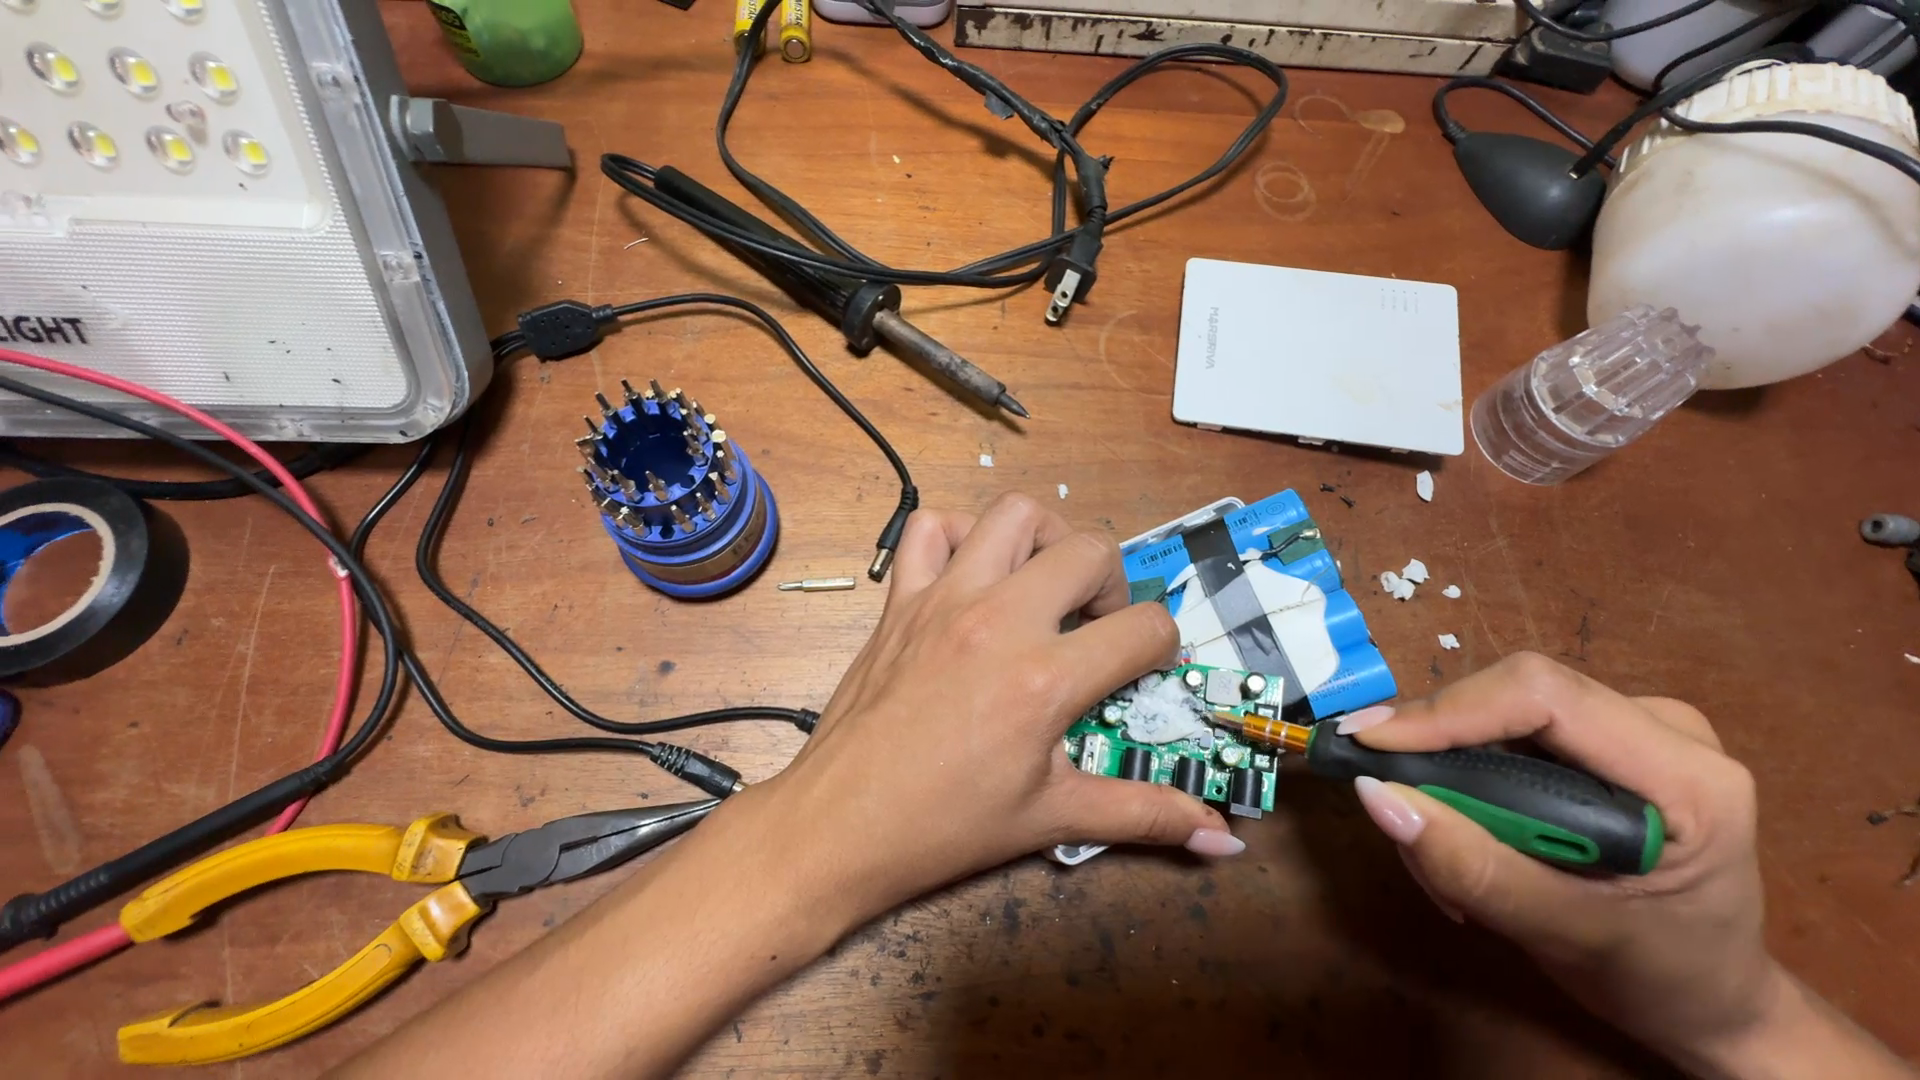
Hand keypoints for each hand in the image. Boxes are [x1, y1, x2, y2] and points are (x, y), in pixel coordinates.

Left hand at [743, 493, 1239, 922]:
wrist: (840, 825)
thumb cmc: (947, 826)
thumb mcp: (1053, 818)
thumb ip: (1144, 815)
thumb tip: (1224, 837)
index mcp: (1046, 677)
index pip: (1143, 628)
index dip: (1160, 645)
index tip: (1142, 667)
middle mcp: (1000, 619)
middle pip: (1090, 549)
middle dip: (1113, 582)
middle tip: (1096, 625)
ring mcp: (944, 599)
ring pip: (1013, 514)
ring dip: (1045, 539)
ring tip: (1044, 584)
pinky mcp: (901, 599)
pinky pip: (929, 530)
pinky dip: (960, 536)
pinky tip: (972, 576)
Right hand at [1341, 653, 1778, 1067]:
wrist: (1710, 997)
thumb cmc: (1660, 974)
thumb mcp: (1564, 933)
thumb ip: (1471, 866)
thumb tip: (1375, 795)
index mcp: (1686, 772)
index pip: (1541, 696)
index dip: (1446, 710)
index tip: (1367, 742)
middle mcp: (1659, 726)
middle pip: (1508, 696)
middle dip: (1435, 748)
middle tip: (1389, 807)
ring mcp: (1626, 726)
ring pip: (1490, 712)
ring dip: (1440, 771)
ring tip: (1432, 850)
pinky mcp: (1593, 737)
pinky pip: (1495, 732)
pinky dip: (1457, 777)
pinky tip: (1459, 833)